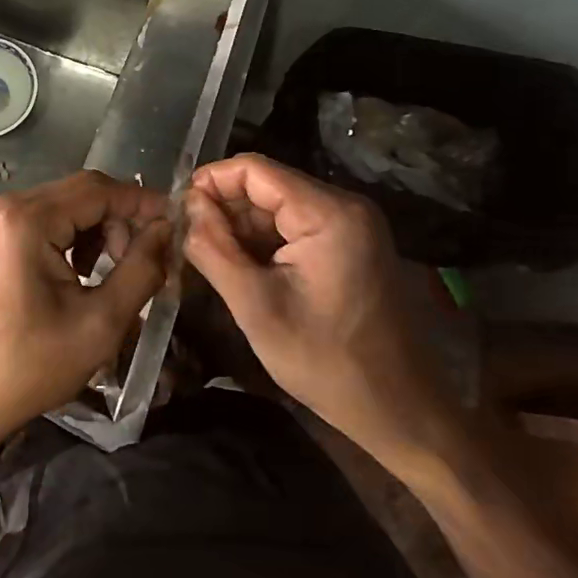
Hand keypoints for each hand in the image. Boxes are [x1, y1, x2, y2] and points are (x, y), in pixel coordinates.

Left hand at [0, 170, 170, 456]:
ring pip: (75, 206)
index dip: (144, 204)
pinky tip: (92, 272)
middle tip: (154, 255)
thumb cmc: (32, 366)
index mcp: (29, 219)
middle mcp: (13, 206)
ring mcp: (5, 220)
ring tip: (124, 271)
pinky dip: (84, 239)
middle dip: (125, 219)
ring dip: (106, 231)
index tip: (178, 226)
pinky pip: (57, 221)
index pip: (101, 190)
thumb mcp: (101, 322)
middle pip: (87, 193)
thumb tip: (168, 228)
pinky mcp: (5, 237)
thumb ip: (142, 268)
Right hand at [184, 154, 458, 469]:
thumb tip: (187, 208)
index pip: (256, 169)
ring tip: (207, 257)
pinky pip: (298, 226)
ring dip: (243, 227)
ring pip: (280, 206)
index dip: (211, 181)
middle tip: (187, 239)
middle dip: (224, 207)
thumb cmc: (327, 363)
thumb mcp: (256, 307)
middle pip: (268, 185)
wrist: (400, 408)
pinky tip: (242, 267)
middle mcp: (344, 205)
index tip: (178, 210)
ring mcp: (352, 224)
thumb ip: (214, 250)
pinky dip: (266, 241)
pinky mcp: (352, 243)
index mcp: (328, 212)